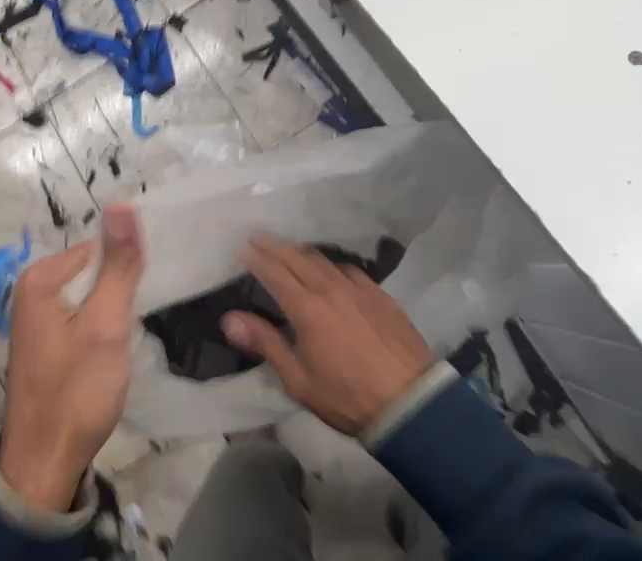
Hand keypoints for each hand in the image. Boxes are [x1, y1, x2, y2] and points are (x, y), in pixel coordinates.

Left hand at [0, 206, 144, 511]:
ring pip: (89, 297)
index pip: (100, 249)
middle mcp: (30, 289)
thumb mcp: (106, 325)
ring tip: (124, 342)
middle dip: (118, 293)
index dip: (127, 273)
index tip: (145, 299)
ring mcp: (35, 318)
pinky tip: (108, 355)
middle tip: (133, 326)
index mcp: (40, 278)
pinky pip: (80, 318)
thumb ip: (118, 266)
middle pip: (93, 271)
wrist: (44, 461)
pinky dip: (98, 330)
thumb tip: (121, 203)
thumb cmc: (76, 391)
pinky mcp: (44, 342)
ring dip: (111, 314)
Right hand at [223, 234, 433, 435]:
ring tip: (290, 251)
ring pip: (324, 260)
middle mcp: (330, 290)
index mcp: (306, 309)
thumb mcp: (298, 379)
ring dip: (302, 252)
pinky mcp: (382, 296)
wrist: (411, 404)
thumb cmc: (346, 397)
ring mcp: (360, 290)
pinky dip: (332, 265)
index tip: (241, 248)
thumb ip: (265, 343)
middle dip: (274, 245)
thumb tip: (229, 319)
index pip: (274, 272)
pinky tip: (332, 272)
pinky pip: (351, 270)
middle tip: (257, 237)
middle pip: (297, 257)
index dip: (255, 258)